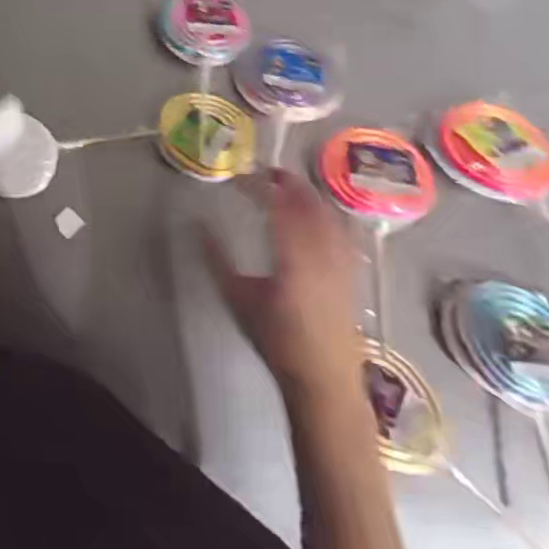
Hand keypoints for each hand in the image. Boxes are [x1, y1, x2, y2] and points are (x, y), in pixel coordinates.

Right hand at [201, 169, 362, 388]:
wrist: (322, 376)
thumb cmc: (274, 338)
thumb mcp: (236, 297)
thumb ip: (216, 258)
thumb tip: (197, 224)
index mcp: (293, 258)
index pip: (278, 207)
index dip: (259, 186)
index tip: (239, 177)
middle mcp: (323, 254)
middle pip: (310, 206)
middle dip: (289, 184)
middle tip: (265, 172)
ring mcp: (342, 262)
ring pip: (329, 216)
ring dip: (309, 196)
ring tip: (288, 187)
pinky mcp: (351, 273)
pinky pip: (340, 232)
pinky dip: (325, 215)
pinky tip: (316, 215)